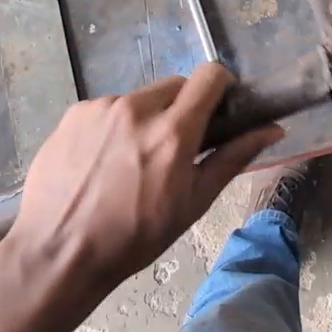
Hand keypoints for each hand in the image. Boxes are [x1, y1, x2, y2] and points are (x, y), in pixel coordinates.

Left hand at [0, 63, 282, 291]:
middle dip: (181, 110)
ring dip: (145, 120)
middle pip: (175, 86)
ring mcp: (102, 107)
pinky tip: (100, 163)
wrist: (57, 256)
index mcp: (173, 130)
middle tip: (171, 150)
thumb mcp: (193, 203)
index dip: (219, 88)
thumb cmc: (134, 237)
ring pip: (140, 99)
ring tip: (128, 164)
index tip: (216, 112)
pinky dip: (112, 127)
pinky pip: (108, 109)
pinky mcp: (74, 113)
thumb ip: (233, 158)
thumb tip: (273, 128)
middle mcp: (138, 108)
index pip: (210, 75)